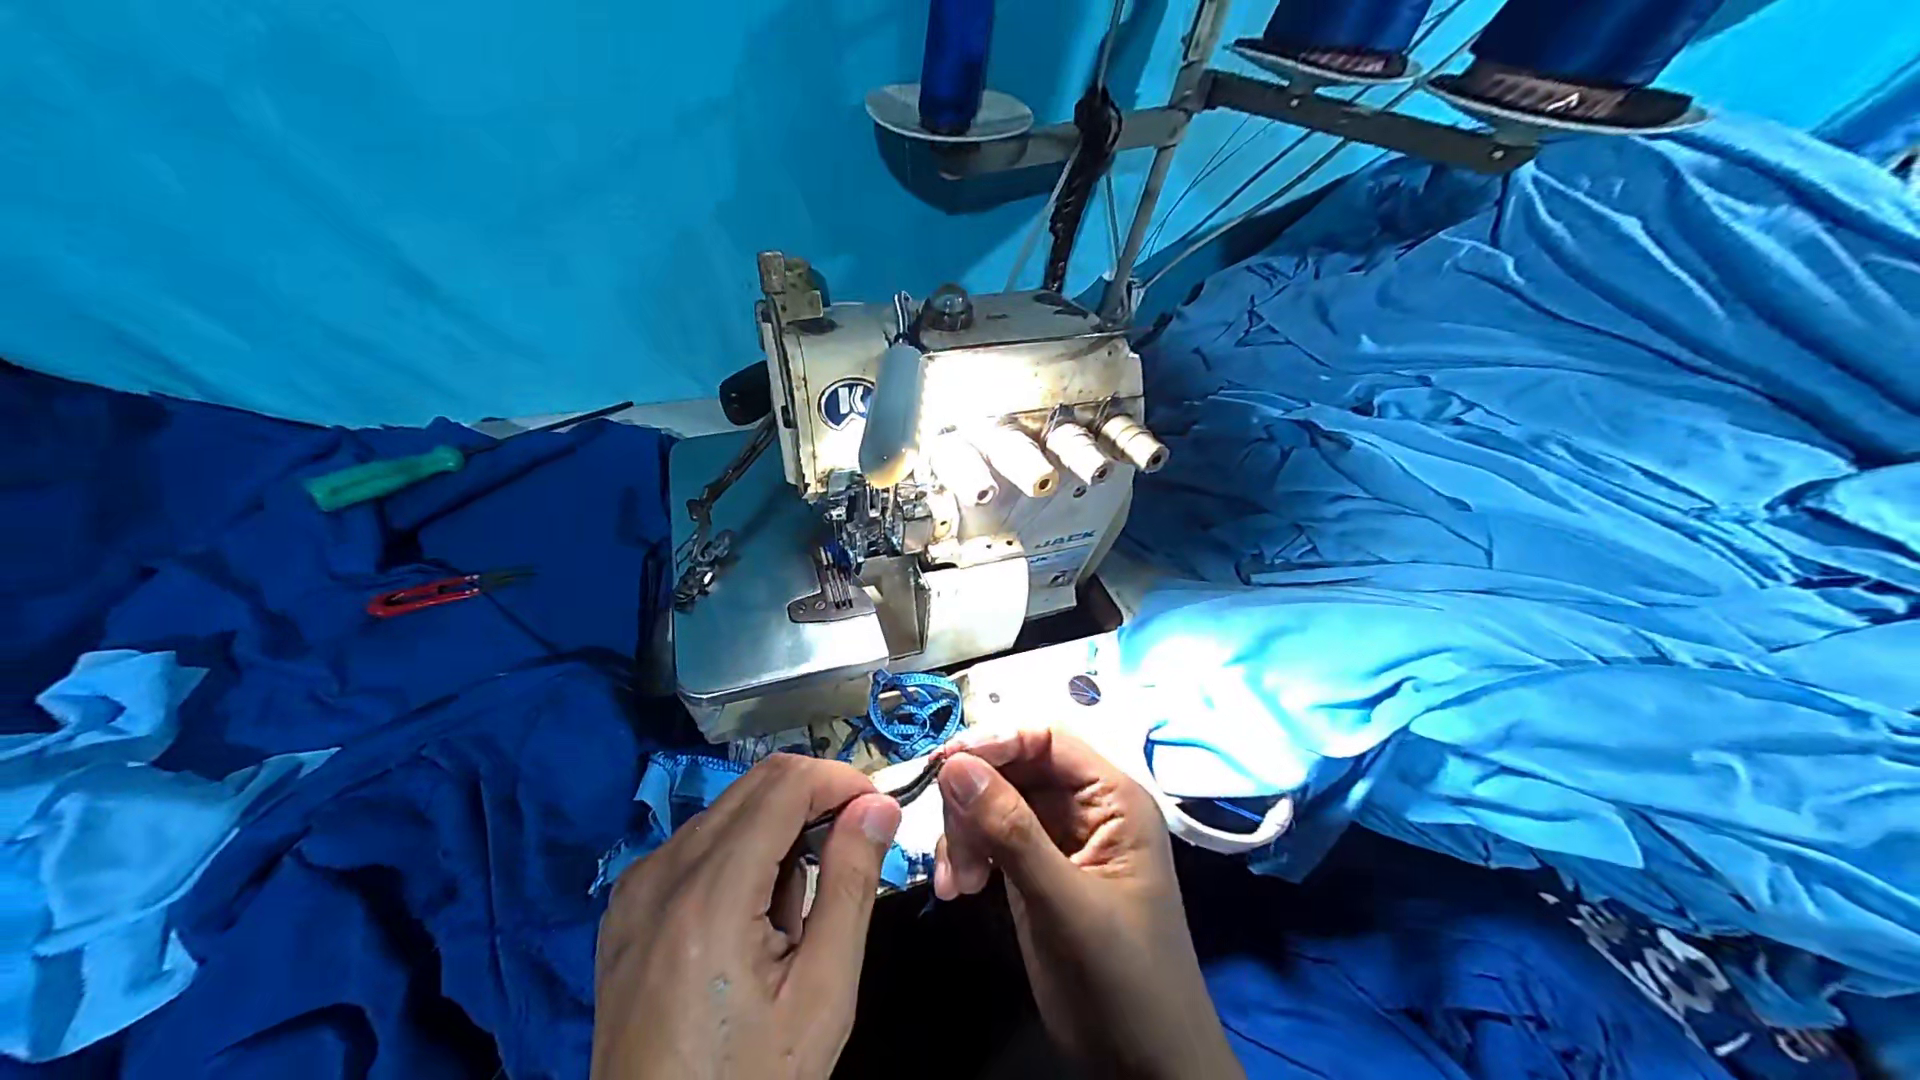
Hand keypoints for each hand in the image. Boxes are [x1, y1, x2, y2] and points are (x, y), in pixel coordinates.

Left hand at [592, 753, 901, 1079]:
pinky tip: (754, 908)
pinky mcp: (628, 902)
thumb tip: (876, 804)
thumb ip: (851, 884)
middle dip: (815, 795)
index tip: (877, 810)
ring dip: (780, 824)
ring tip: (798, 897)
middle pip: (756, 784)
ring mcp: (637, 885)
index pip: (785, 785)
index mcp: (709, 897)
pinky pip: (700, 839)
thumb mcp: (823, 992)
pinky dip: (743, 846)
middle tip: (852, 843)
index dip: (840, 781)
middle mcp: (662, 872)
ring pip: (730, 806)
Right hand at [933, 728, 1241, 1079]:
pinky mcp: (1036, 867)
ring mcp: (1058, 838)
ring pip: (995, 803)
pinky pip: (991, 838)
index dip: (996, 743)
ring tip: (958, 884)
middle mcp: (1085, 807)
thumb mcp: (1065, 903)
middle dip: (975, 803)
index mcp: (1112, 798)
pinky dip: (969, 856)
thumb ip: (1011, 831)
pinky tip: (960, 890)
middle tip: (954, 851)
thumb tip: (955, 763)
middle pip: (1013, 770)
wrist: (1144, 1069)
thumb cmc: (1121, 981)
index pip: (1047, 741)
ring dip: (966, 834)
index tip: (945, 765)